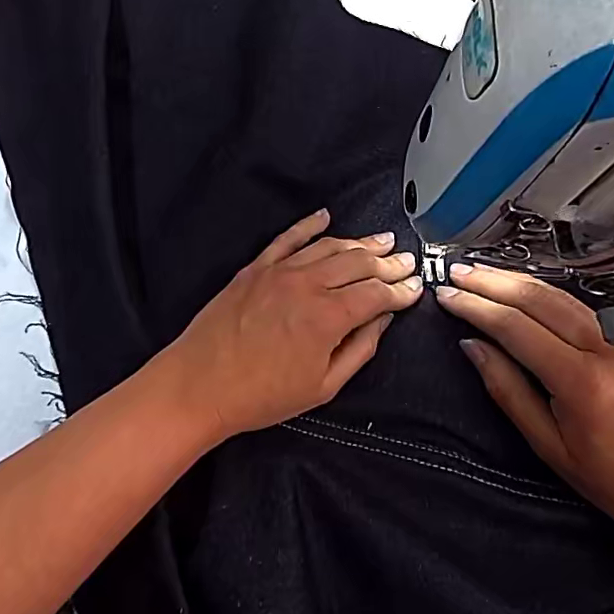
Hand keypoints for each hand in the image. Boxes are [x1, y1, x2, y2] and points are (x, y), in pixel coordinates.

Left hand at [150, 209, 422, 442]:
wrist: (197, 386)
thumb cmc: (261, 396)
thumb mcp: (323, 386)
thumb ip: (360, 349)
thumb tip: (383, 320)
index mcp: (328, 317)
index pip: (377, 293)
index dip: (401, 290)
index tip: (415, 287)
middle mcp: (308, 285)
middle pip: (359, 263)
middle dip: (389, 262)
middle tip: (407, 260)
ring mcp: (281, 271)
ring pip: (330, 246)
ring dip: (360, 243)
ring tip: (381, 241)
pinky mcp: (257, 267)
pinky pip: (289, 238)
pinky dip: (309, 225)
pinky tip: (325, 217)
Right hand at [435, 265, 613, 559]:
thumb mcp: (553, 450)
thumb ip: (509, 392)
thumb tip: (475, 349)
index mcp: (583, 382)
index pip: (516, 327)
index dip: (476, 307)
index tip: (448, 296)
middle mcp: (608, 350)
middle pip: (539, 299)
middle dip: (493, 281)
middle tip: (458, 273)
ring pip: (563, 297)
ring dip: (520, 281)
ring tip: (485, 275)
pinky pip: (585, 310)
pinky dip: (549, 296)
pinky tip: (531, 294)